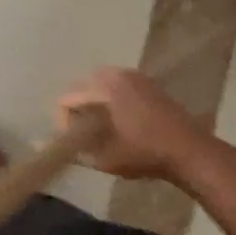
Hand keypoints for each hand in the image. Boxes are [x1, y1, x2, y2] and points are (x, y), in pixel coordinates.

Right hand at [57, 67, 207, 179]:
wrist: (189, 151)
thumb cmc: (144, 154)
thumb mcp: (103, 158)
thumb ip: (73, 150)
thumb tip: (45, 145)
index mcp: (105, 89)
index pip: (67, 99)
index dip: (63, 122)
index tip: (74, 142)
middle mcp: (119, 76)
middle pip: (81, 87)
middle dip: (77, 108)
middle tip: (83, 132)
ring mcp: (137, 77)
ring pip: (100, 83)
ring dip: (93, 102)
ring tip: (99, 127)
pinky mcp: (149, 84)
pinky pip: (119, 84)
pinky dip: (111, 98)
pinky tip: (118, 121)